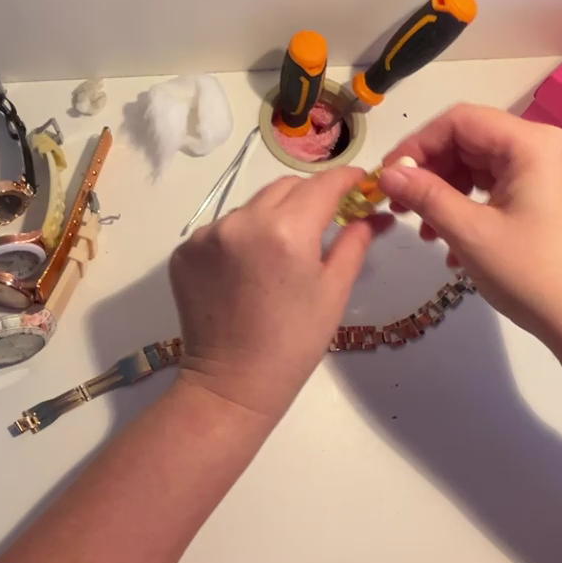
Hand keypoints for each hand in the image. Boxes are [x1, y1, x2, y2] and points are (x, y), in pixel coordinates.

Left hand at [169, 166, 384, 419]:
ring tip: (279, 256)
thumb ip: (355, 242)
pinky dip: (239, 239)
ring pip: (251, 207)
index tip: (360, 183)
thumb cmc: (294, 343)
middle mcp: (242, 221)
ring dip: (271, 218)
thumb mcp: (334, 291)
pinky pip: (222, 229)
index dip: (346, 179)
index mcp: (287, 230)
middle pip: (284, 188)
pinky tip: (247, 271)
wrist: (232, 383)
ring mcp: (207, 235)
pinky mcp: (185, 251)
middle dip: (309, 198)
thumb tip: (376, 214)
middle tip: (324, 222)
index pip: (323, 185)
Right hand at [378, 104, 561, 357]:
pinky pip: (500, 188)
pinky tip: (452, 243)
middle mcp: (547, 146)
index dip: (417, 145)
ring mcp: (553, 172)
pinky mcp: (552, 197)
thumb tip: (386, 174)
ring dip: (446, 193)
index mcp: (533, 144)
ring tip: (424, 232)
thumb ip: (425, 196)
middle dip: (431, 171)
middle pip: (472, 141)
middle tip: (400, 206)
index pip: (461, 121)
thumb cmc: (531, 274)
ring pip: (483, 166)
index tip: (387, 178)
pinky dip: (471, 206)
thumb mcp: (470, 233)